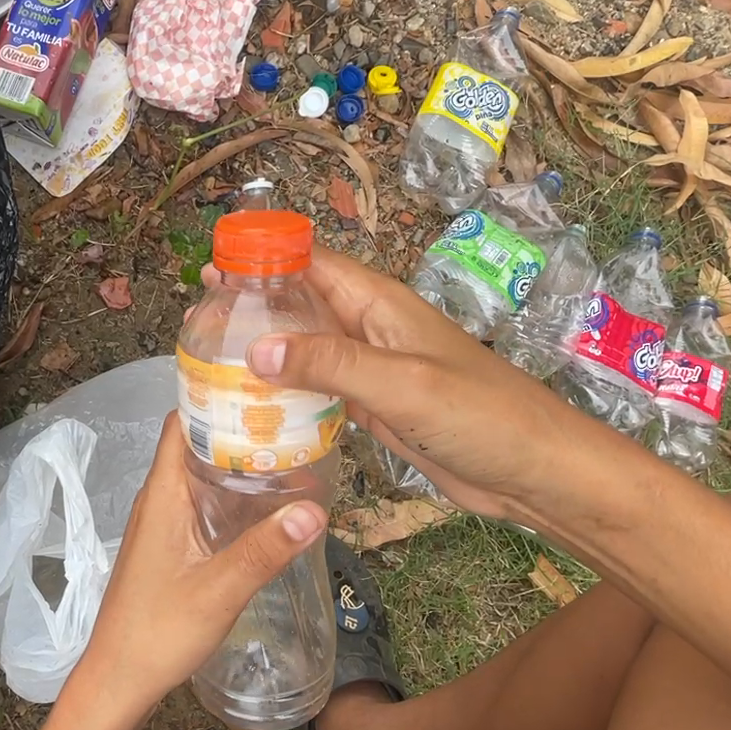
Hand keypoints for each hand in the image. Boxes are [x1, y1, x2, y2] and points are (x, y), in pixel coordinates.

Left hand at [70, 415, 327, 722]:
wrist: (118, 680)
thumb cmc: (158, 631)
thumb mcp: (219, 591)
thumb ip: (265, 551)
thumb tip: (317, 508)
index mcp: (163, 493)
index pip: (183, 421)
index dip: (214, 396)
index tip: (262, 384)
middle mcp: (161, 498)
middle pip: (198, 443)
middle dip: (240, 429)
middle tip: (294, 418)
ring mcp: (165, 522)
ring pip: (204, 475)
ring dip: (240, 464)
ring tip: (293, 454)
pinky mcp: (172, 545)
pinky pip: (206, 504)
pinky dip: (235, 496)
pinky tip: (270, 506)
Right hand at [244, 247, 624, 519]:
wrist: (533, 472)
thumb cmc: (480, 414)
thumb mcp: (401, 384)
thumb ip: (330, 363)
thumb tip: (253, 348)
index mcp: (377, 302)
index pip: (308, 261)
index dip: (260, 257)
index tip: (210, 271)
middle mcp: (367, 326)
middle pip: (298, 301)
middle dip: (252, 304)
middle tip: (198, 321)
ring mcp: (368, 367)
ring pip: (303, 346)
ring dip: (264, 348)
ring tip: (212, 359)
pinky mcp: (370, 404)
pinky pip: (316, 387)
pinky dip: (286, 390)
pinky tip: (254, 404)